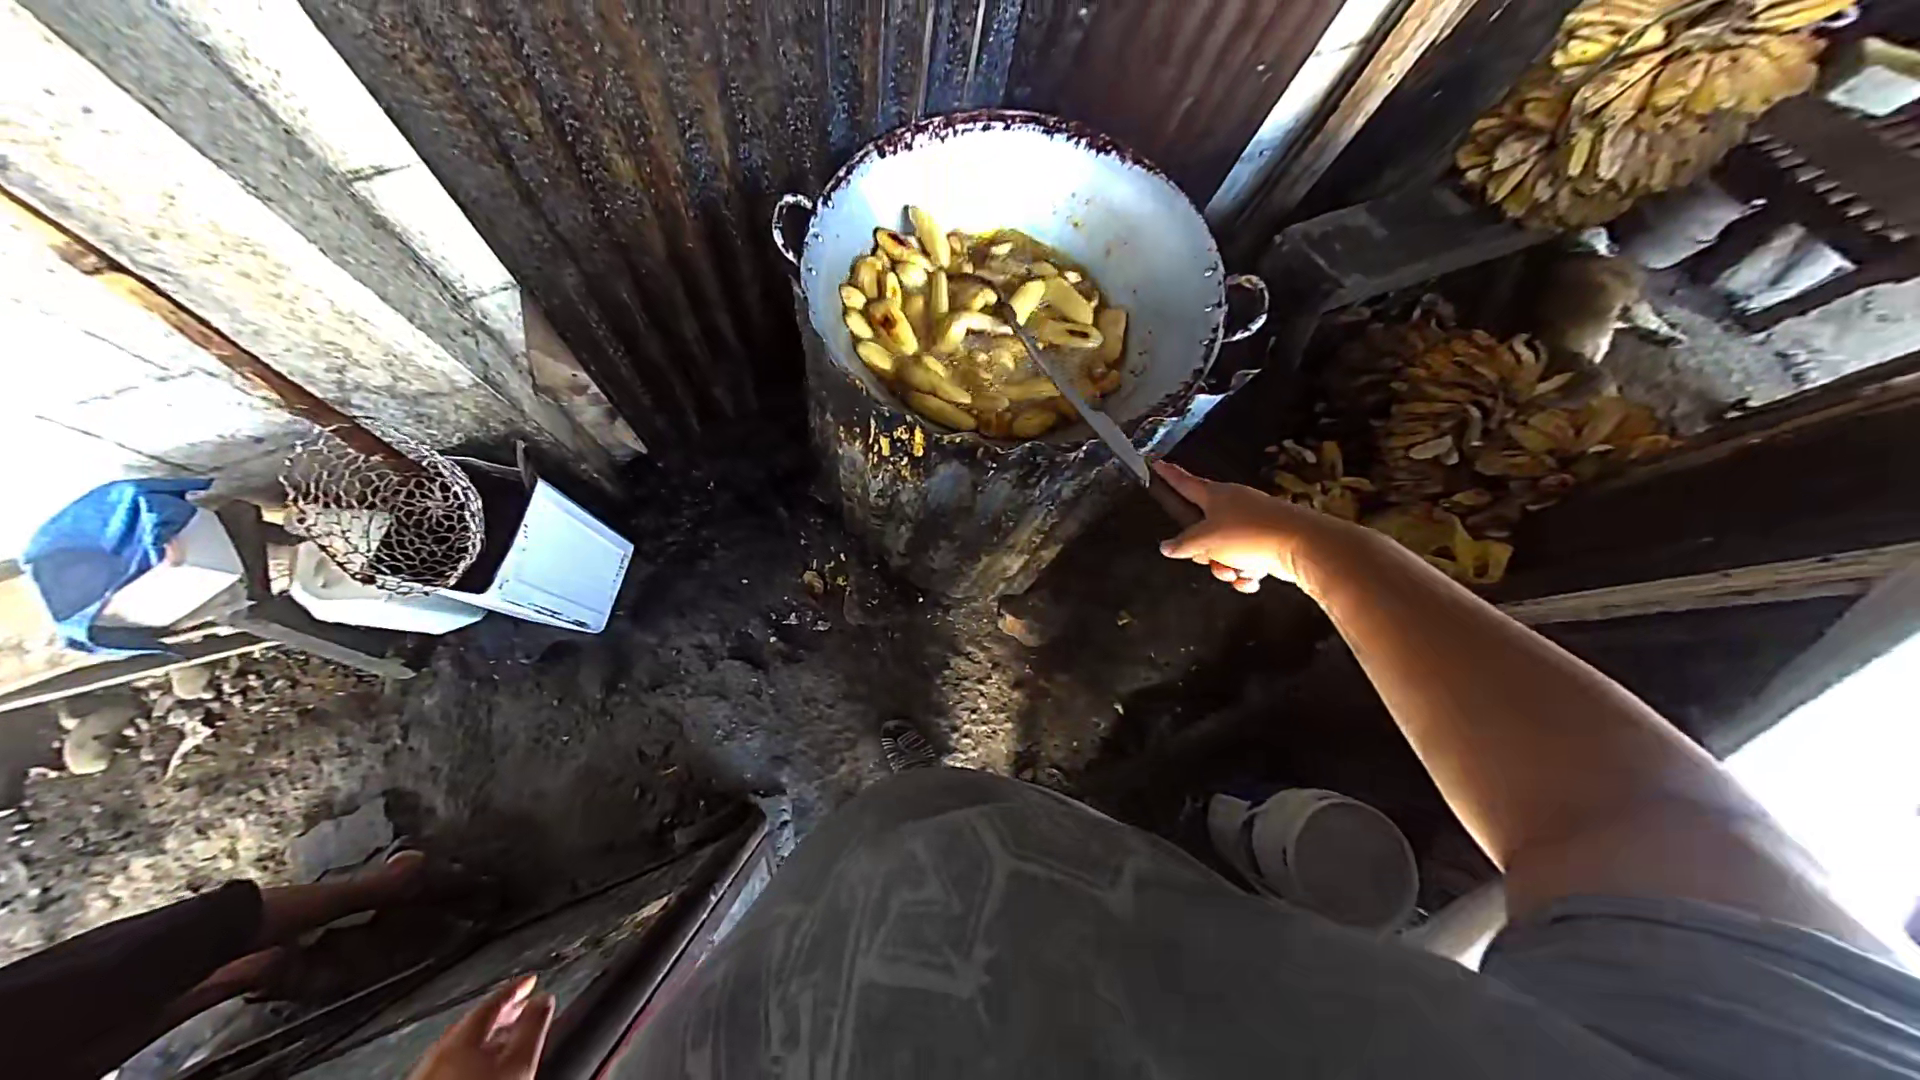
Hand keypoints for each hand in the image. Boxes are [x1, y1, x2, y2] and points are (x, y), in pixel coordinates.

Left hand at [408, 975, 554, 1079]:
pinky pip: (453, 1065)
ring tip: (511, 1036)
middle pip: (475, 1022)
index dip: (517, 987)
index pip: (493, 1001)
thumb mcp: (520, 1061)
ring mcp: (427, 1076)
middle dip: (503, 1011)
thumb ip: (535, 1025)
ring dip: (490, 1035)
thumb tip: (544, 999)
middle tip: (524, 1003)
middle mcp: (438, 1054)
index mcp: (460, 1039)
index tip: (531, 980)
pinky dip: (475, 1056)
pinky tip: (486, 1067)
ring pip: (463, 1045)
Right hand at [1152, 461, 1361, 593]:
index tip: (1157, 465)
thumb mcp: (1205, 541)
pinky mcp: (1269, 543)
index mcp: (1216, 496)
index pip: (1184, 483)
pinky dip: (1245, 573)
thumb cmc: (1252, 534)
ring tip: (1235, 571)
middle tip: (1209, 558)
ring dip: (1225, 566)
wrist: (1303, 547)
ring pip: (1224, 550)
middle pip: (1203, 529)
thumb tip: (1167, 547)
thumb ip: (1182, 545)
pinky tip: (1251, 578)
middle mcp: (1234, 506)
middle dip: (1204, 551)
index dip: (1169, 476)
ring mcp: (1253, 524)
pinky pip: (1245, 561)